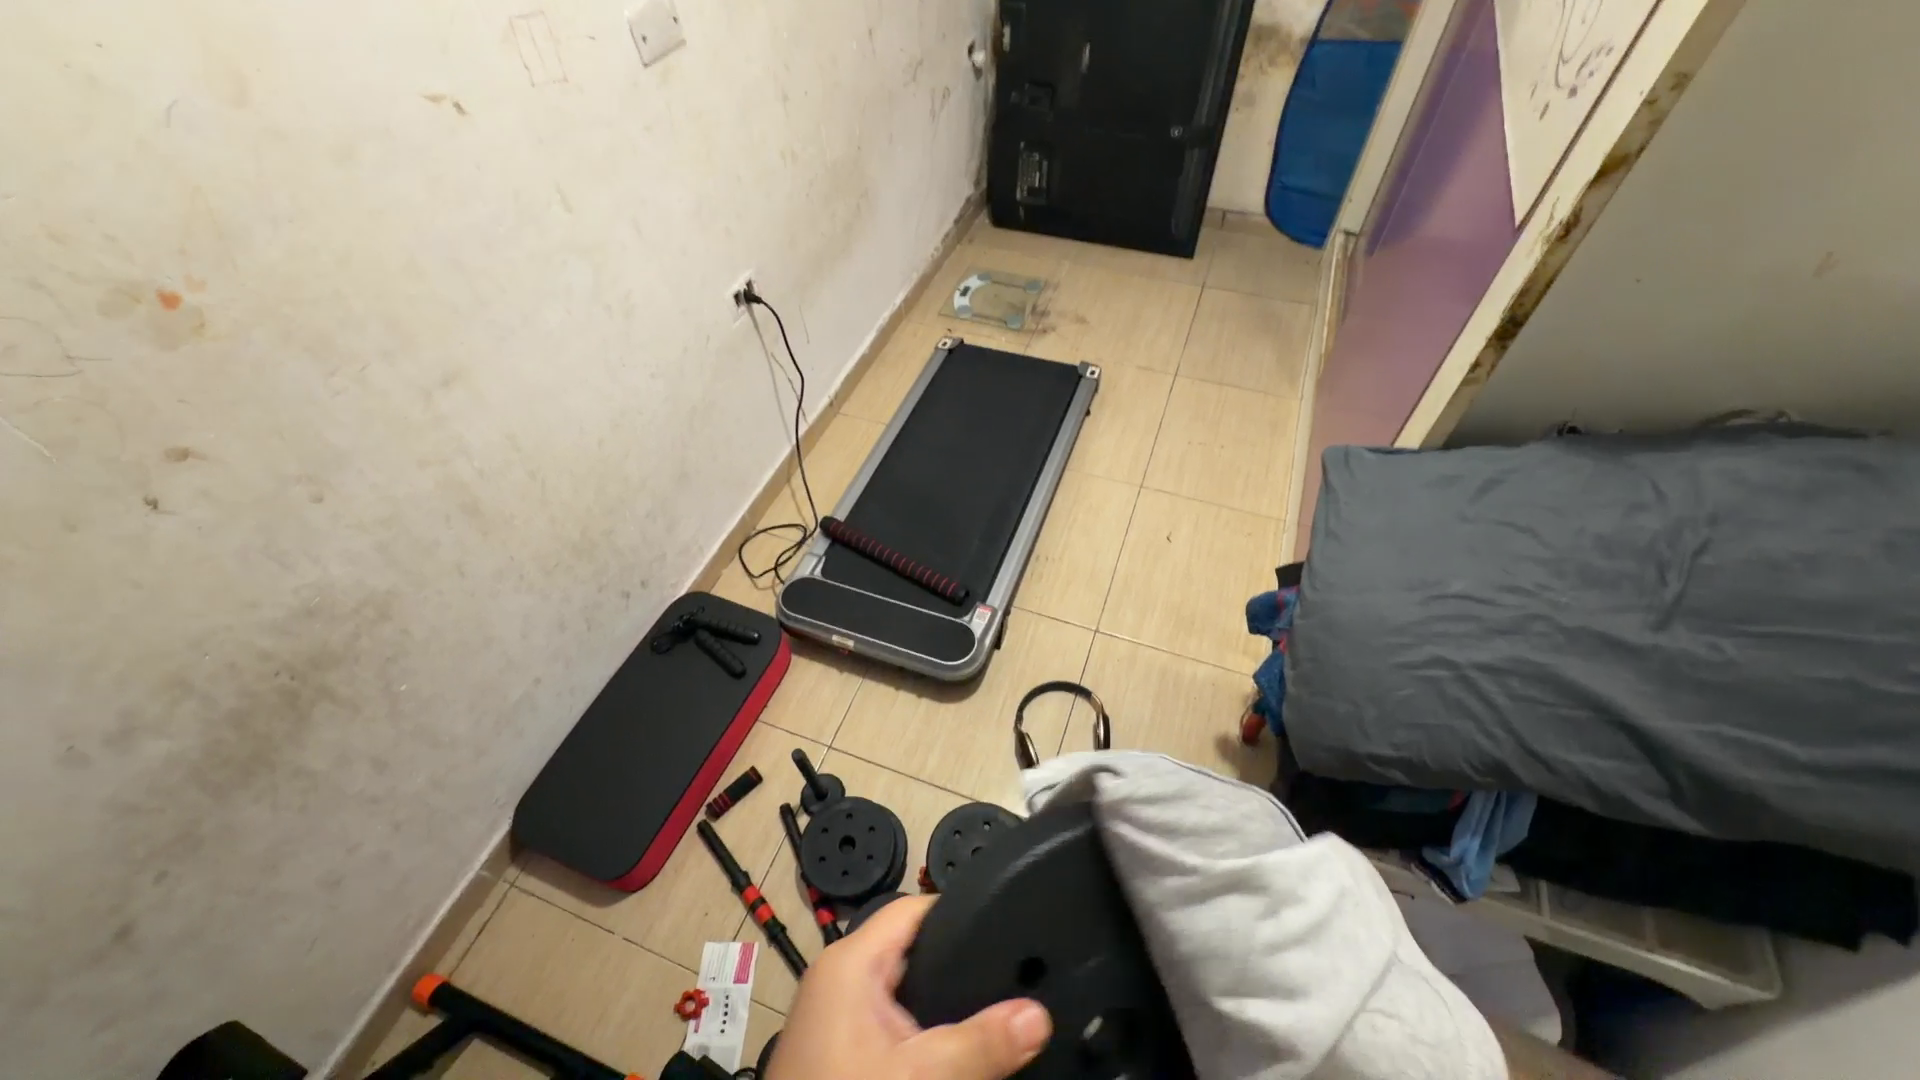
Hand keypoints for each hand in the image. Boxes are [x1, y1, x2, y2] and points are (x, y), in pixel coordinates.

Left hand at [767, 896, 1051, 1079]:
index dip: (961, 911)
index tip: (1007, 926)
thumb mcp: (920, 1075)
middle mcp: (840, 976)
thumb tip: (1039, 1016)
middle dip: (958, 962)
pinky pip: (890, 1017)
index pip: (914, 909)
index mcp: (851, 961)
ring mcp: (836, 1012)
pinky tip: (952, 1045)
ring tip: (993, 1006)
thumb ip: (980, 1043)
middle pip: (912, 948)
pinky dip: (920, 1026)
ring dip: (941, 1000)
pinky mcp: (838, 1045)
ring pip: (904, 987)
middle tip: (1011, 975)